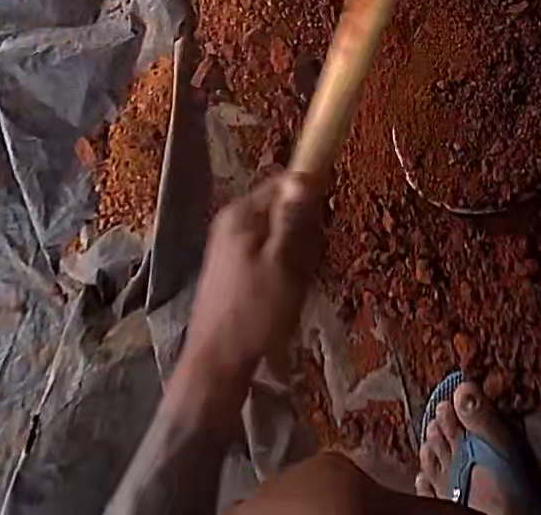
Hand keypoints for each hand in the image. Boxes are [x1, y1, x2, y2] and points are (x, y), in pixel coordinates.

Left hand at [181, 172, 323, 384]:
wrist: (217, 366)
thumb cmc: (254, 312)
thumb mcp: (282, 261)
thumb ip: (293, 216)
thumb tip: (303, 174)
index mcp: (242, 213)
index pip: (286, 180)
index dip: (310, 194)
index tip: (323, 219)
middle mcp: (235, 221)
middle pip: (286, 205)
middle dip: (305, 227)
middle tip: (309, 256)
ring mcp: (234, 244)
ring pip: (283, 229)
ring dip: (298, 249)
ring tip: (298, 277)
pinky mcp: (237, 265)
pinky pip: (273, 249)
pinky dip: (286, 263)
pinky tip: (288, 287)